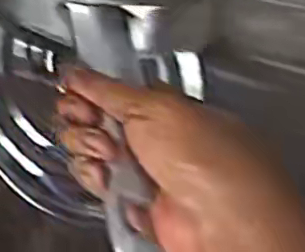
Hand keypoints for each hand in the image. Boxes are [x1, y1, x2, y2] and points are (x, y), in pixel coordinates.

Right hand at [57, 67, 304, 251]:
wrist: (229, 231)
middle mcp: (157, 141)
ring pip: (87, 146)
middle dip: (82, 115)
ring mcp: (145, 173)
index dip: (89, 86)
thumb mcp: (154, 107)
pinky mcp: (135, 204)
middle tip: (91, 119)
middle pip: (92, 114)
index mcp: (169, 111)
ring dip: (87, 146)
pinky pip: (95, 181)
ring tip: (108, 154)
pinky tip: (109, 179)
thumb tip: (76, 73)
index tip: (78, 88)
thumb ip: (107, 87)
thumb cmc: (216, 168)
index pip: (113, 89)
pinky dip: (96, 178)